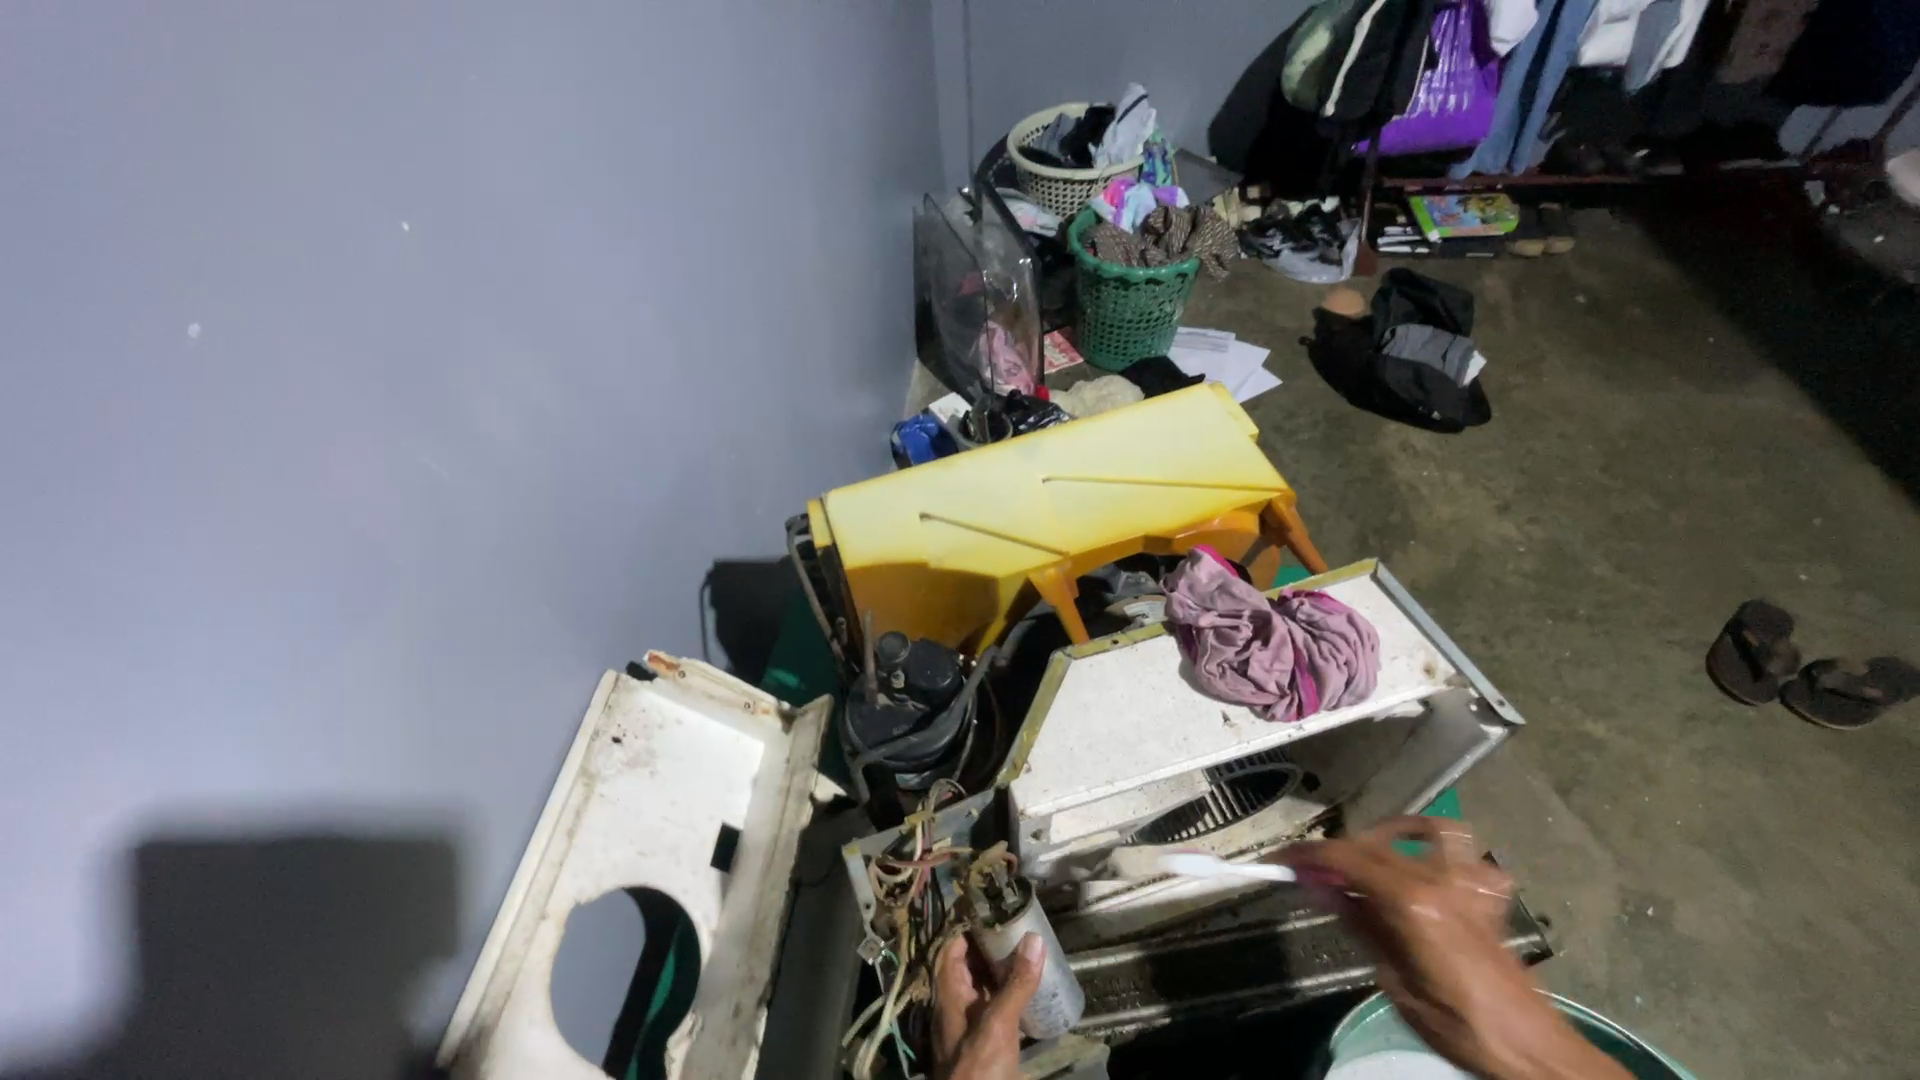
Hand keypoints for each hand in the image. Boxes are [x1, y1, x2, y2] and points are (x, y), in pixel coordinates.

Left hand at [932, 933, 1042, 1079]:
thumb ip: (1015, 984)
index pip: (952, 949)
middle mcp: (957, 1007)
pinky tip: (1033, 993)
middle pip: (969, 967)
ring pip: (985, 990)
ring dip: (1003, 972)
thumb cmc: (978, 1069)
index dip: (968, 927)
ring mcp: (972, 1028)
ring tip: (1030, 952)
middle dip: (991, 948)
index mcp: (949, 995)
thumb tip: (1033, 939)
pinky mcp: (988, 1047)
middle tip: (1020, 928)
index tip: (994, 910)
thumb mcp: (998, 1023)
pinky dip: (1012, 998)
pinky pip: (998, 1012)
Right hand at [1280, 817, 1628, 1079]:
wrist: (1532, 1050)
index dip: (1306, 854)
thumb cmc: (1457, 1024)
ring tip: (1369, 854)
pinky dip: (1442, 852)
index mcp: (1409, 901)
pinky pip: (1465, 856)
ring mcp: (1466, 884)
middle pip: (1372, 843)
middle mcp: (1437, 880)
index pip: (1343, 857)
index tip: (1279, 860)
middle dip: (1335, 851)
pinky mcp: (1486, 897)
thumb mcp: (1394, 980)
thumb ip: (1359, 923)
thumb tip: (1318, 885)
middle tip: (1311, 871)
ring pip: (1423, 831)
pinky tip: (1426, 869)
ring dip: (1390, 835)